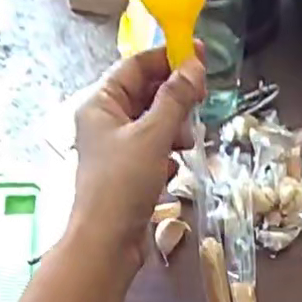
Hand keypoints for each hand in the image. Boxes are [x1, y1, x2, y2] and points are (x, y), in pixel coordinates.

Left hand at [72, 47, 205, 257]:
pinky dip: (166, 158)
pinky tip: (173, 170)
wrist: (107, 244)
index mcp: (100, 104)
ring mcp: (115, 154)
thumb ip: (176, 99)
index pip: (136, 66)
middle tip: (200, 104)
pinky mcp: (127, 180)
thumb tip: (194, 66)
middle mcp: (104, 125)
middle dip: (174, 101)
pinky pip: (151, 157)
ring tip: (188, 144)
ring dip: (174, 132)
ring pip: (152, 128)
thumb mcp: (153, 135)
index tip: (199, 58)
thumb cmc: (122, 185)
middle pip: (145, 97)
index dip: (167, 59)